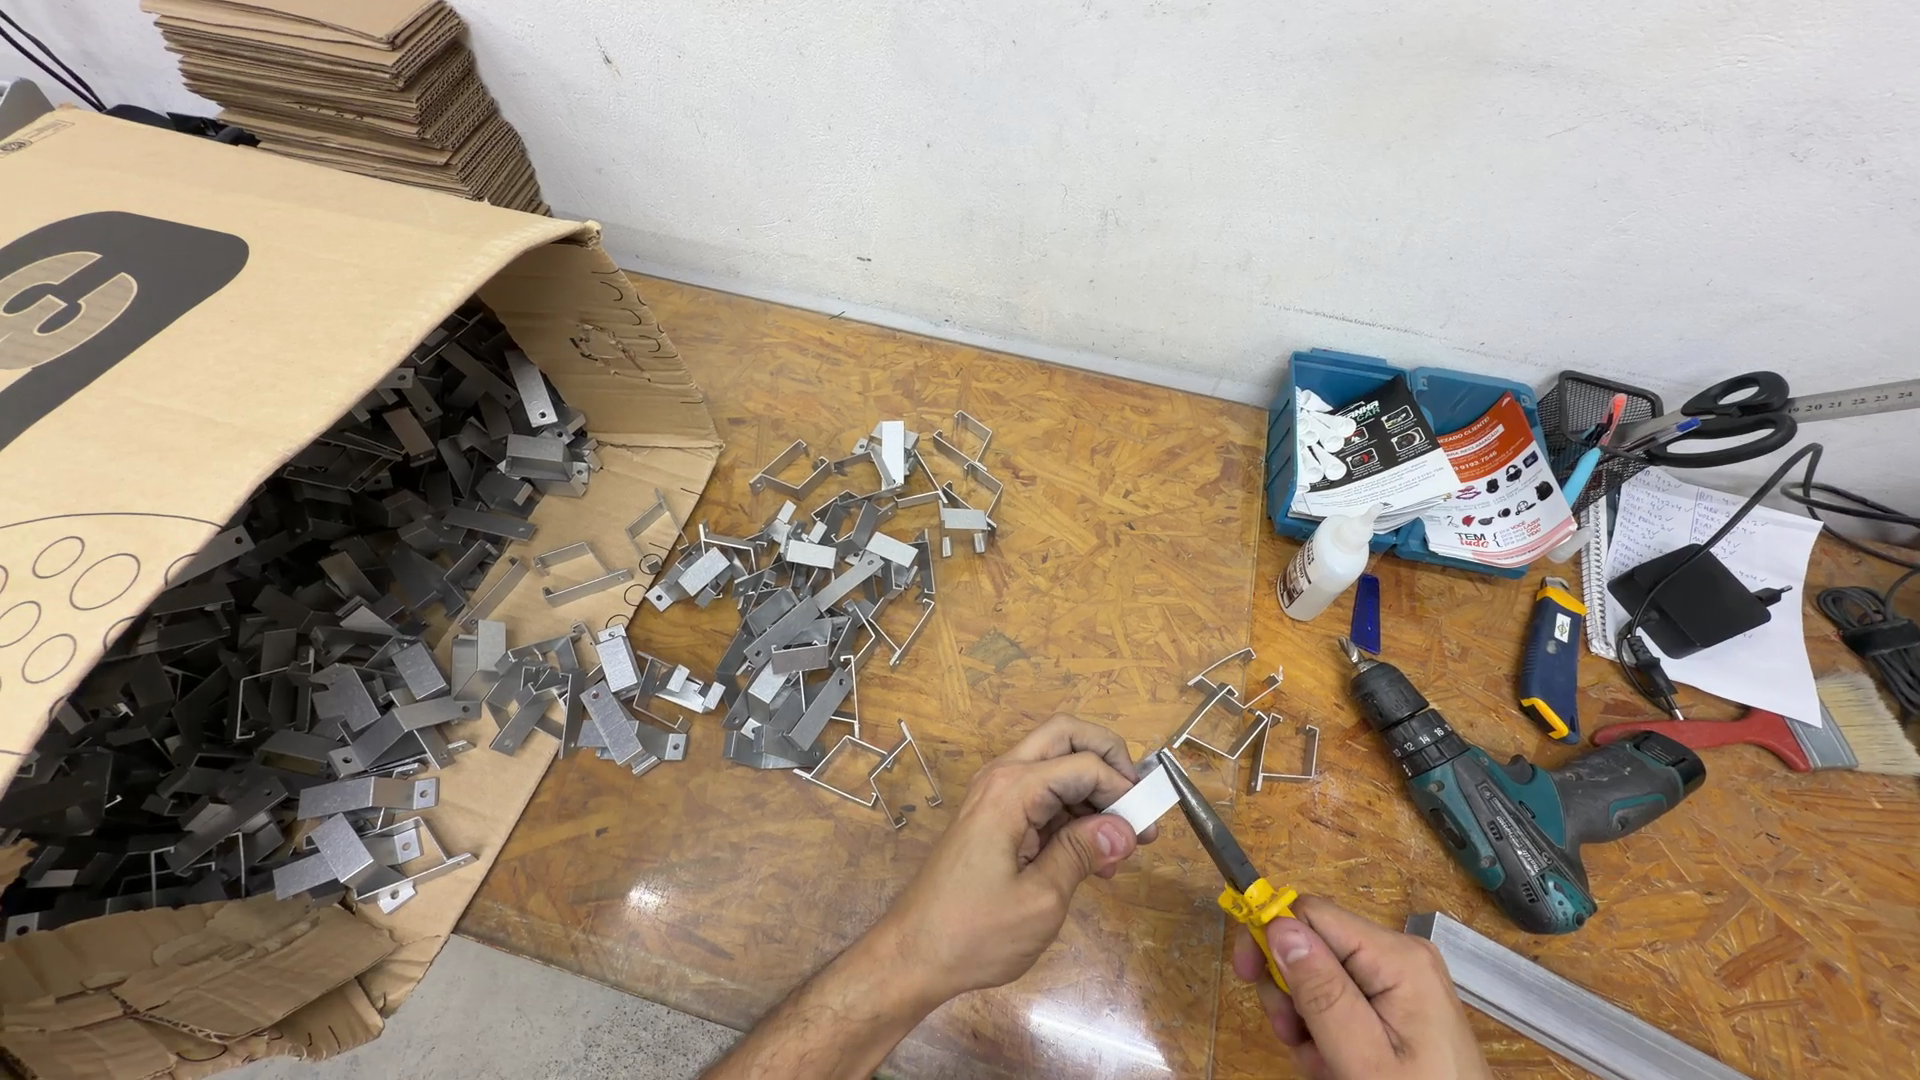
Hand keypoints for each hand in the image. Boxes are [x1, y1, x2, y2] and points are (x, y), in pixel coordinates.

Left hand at [871, 715, 1157, 1005]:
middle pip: (1066, 736)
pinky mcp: (995, 813)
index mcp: (1011, 790)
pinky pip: (1043, 792)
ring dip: (1093, 789)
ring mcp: (995, 792)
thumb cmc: (974, 932)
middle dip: (1109, 760)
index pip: (1083, 765)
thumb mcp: (1040, 899)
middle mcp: (1002, 776)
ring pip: (1056, 761)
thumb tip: (1126, 829)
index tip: (1147, 832)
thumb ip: (1083, 854)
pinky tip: (1094, 856)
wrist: (914, 952)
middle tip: (1137, 802)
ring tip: (1120, 843)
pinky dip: (1073, 810)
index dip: (1123, 791)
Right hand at [1233, 896, 1488, 1079]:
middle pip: (1312, 941)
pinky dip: (1324, 1026)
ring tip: (1317, 1061)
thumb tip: (1276, 925)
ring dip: (1303, 1014)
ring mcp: (1401, 978)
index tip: (1245, 976)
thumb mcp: (1363, 1059)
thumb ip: (1321, 992)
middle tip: (1288, 1035)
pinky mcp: (1398, 1001)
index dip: (1270, 936)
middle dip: (1289, 986)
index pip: (1310, 912)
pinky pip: (1340, 994)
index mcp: (1397, 957)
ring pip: (1319, 971)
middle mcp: (1399, 954)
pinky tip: (1333, 1060)